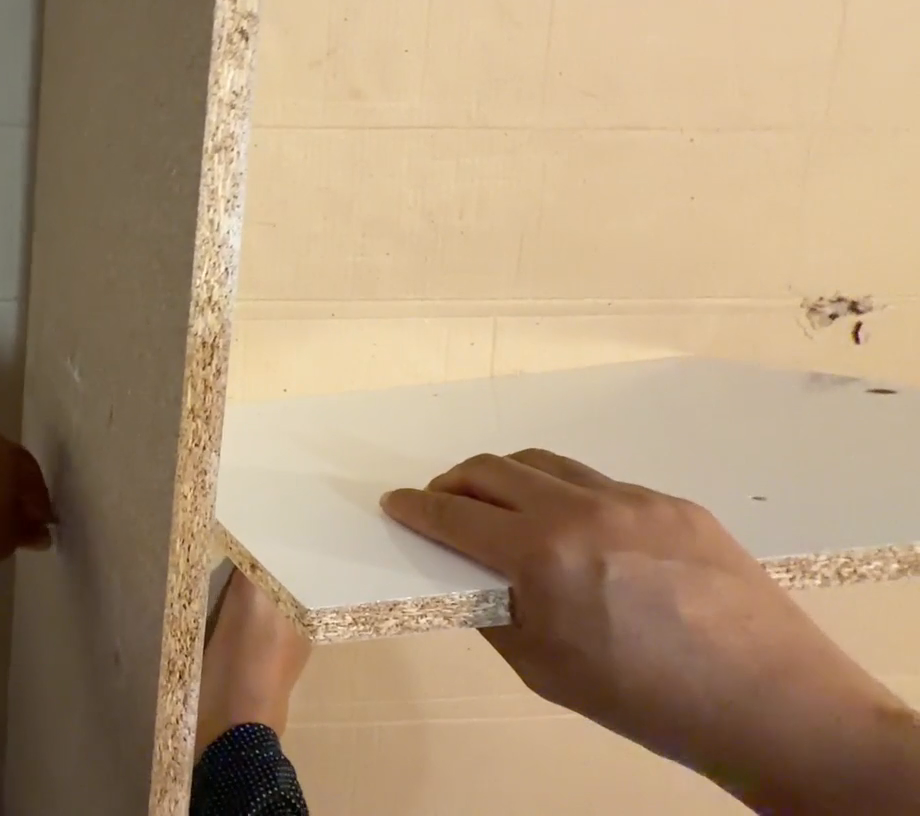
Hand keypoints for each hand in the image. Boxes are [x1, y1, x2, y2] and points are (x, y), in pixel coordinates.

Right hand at [381, 450, 913, 808]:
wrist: (781, 712)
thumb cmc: (645, 699)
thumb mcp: (540, 667)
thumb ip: (492, 609)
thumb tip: (469, 574)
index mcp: (541, 556)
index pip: (452, 515)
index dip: (414, 507)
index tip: (394, 503)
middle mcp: (580, 512)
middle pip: (488, 469)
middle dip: (451, 482)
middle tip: (440, 501)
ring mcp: (633, 502)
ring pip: (541, 463)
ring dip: (504, 477)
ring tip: (500, 503)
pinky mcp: (676, 505)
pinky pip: (598, 483)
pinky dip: (565, 495)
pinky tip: (579, 529)